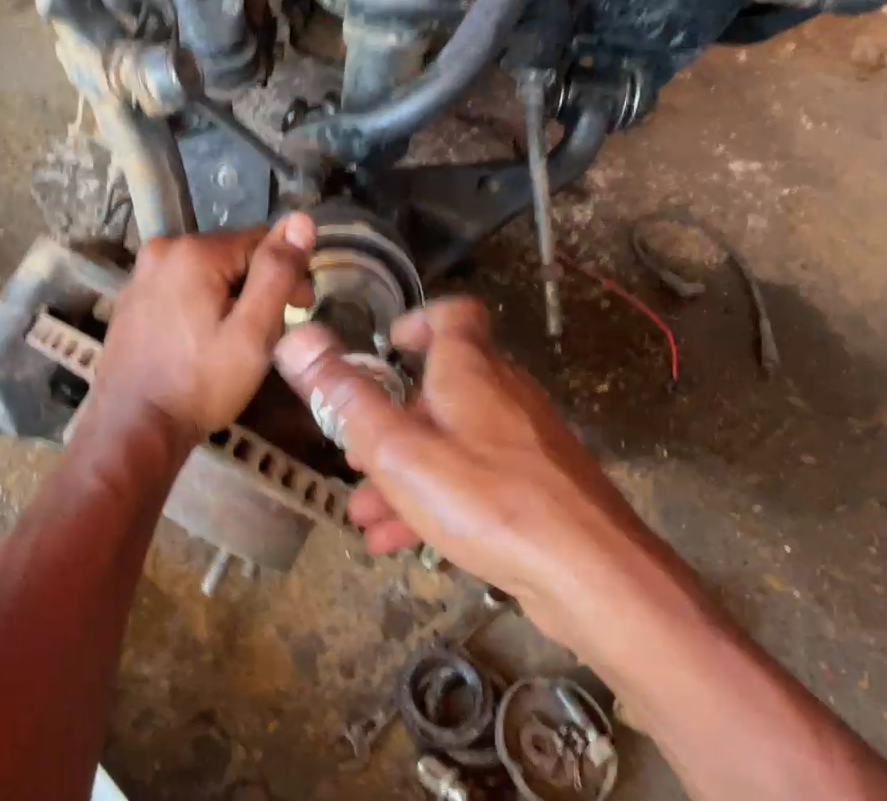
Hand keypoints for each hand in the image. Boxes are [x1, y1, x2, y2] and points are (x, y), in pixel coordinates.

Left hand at [85, 214, 315, 454]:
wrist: (133, 427)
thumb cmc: (201, 384)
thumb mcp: (253, 332)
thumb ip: (277, 273)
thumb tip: (301, 219)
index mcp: (194, 251)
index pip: (262, 240)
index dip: (286, 273)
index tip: (298, 311)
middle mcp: (162, 250)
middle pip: (232, 254)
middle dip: (258, 285)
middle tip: (270, 333)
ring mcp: (141, 274)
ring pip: (207, 272)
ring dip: (230, 296)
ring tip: (237, 341)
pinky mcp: (132, 298)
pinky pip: (182, 288)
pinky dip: (201, 305)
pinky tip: (204, 341)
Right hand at [273, 298, 658, 629]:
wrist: (589, 572)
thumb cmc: (484, 498)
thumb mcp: (397, 450)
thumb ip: (345, 397)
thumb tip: (297, 338)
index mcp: (470, 369)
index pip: (453, 315)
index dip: (417, 321)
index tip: (385, 347)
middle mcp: (501, 394)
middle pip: (439, 389)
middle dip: (390, 419)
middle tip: (354, 451)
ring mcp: (523, 443)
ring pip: (451, 443)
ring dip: (403, 471)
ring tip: (362, 511)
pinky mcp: (537, 488)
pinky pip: (474, 481)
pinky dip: (436, 499)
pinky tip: (398, 542)